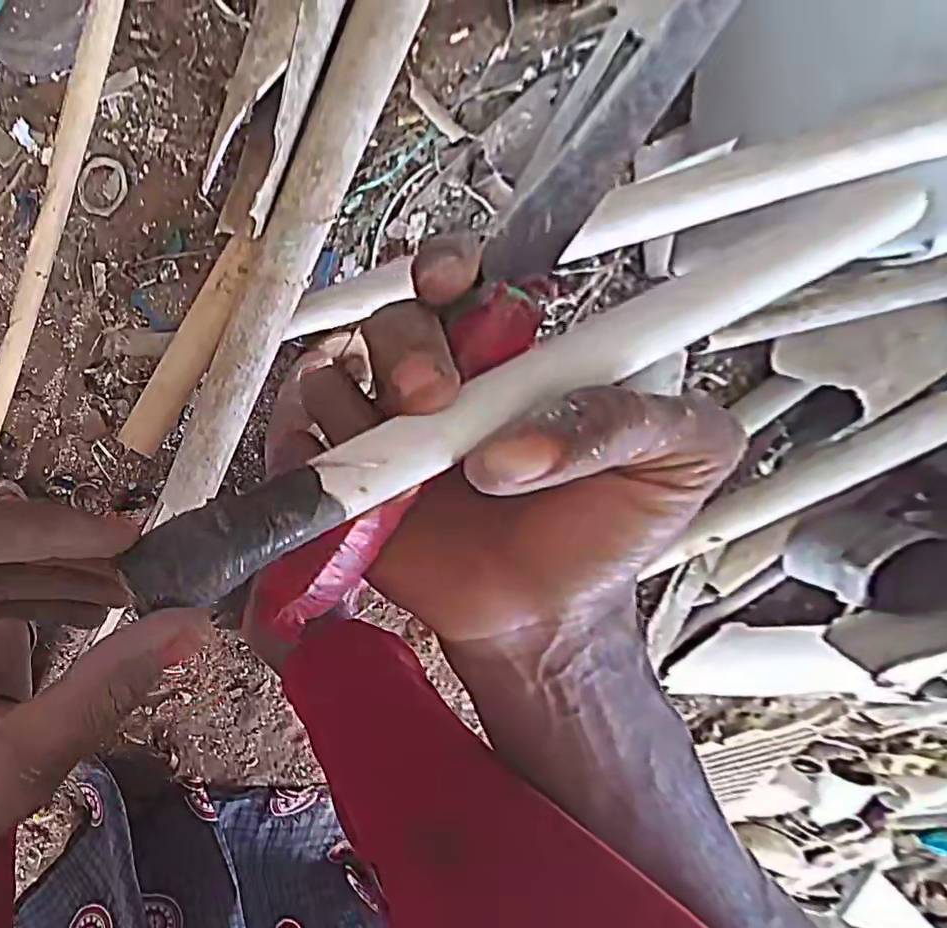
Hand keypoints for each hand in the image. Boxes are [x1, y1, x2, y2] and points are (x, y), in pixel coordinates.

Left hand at [0, 494, 210, 927]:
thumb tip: (185, 627)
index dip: (55, 528)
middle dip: (59, 548)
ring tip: (118, 590)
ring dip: (48, 569)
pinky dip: (22, 589)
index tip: (126, 537)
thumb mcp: (24, 759)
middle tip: (133, 563)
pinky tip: (77, 606)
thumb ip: (106, 687)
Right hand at [266, 237, 746, 646]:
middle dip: (405, 350)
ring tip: (396, 460)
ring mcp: (382, 432)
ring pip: (329, 379)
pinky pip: (298, 447)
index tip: (447, 283)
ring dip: (351, 408)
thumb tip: (515, 444)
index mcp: (515, 361)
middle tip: (433, 398)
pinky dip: (305, 455)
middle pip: (389, 323)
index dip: (443, 267)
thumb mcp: (677, 461)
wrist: (533, 612)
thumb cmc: (601, 532)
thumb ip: (624, 420)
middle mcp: (439, 386)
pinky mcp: (343, 477)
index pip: (467, 287)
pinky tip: (345, 477)